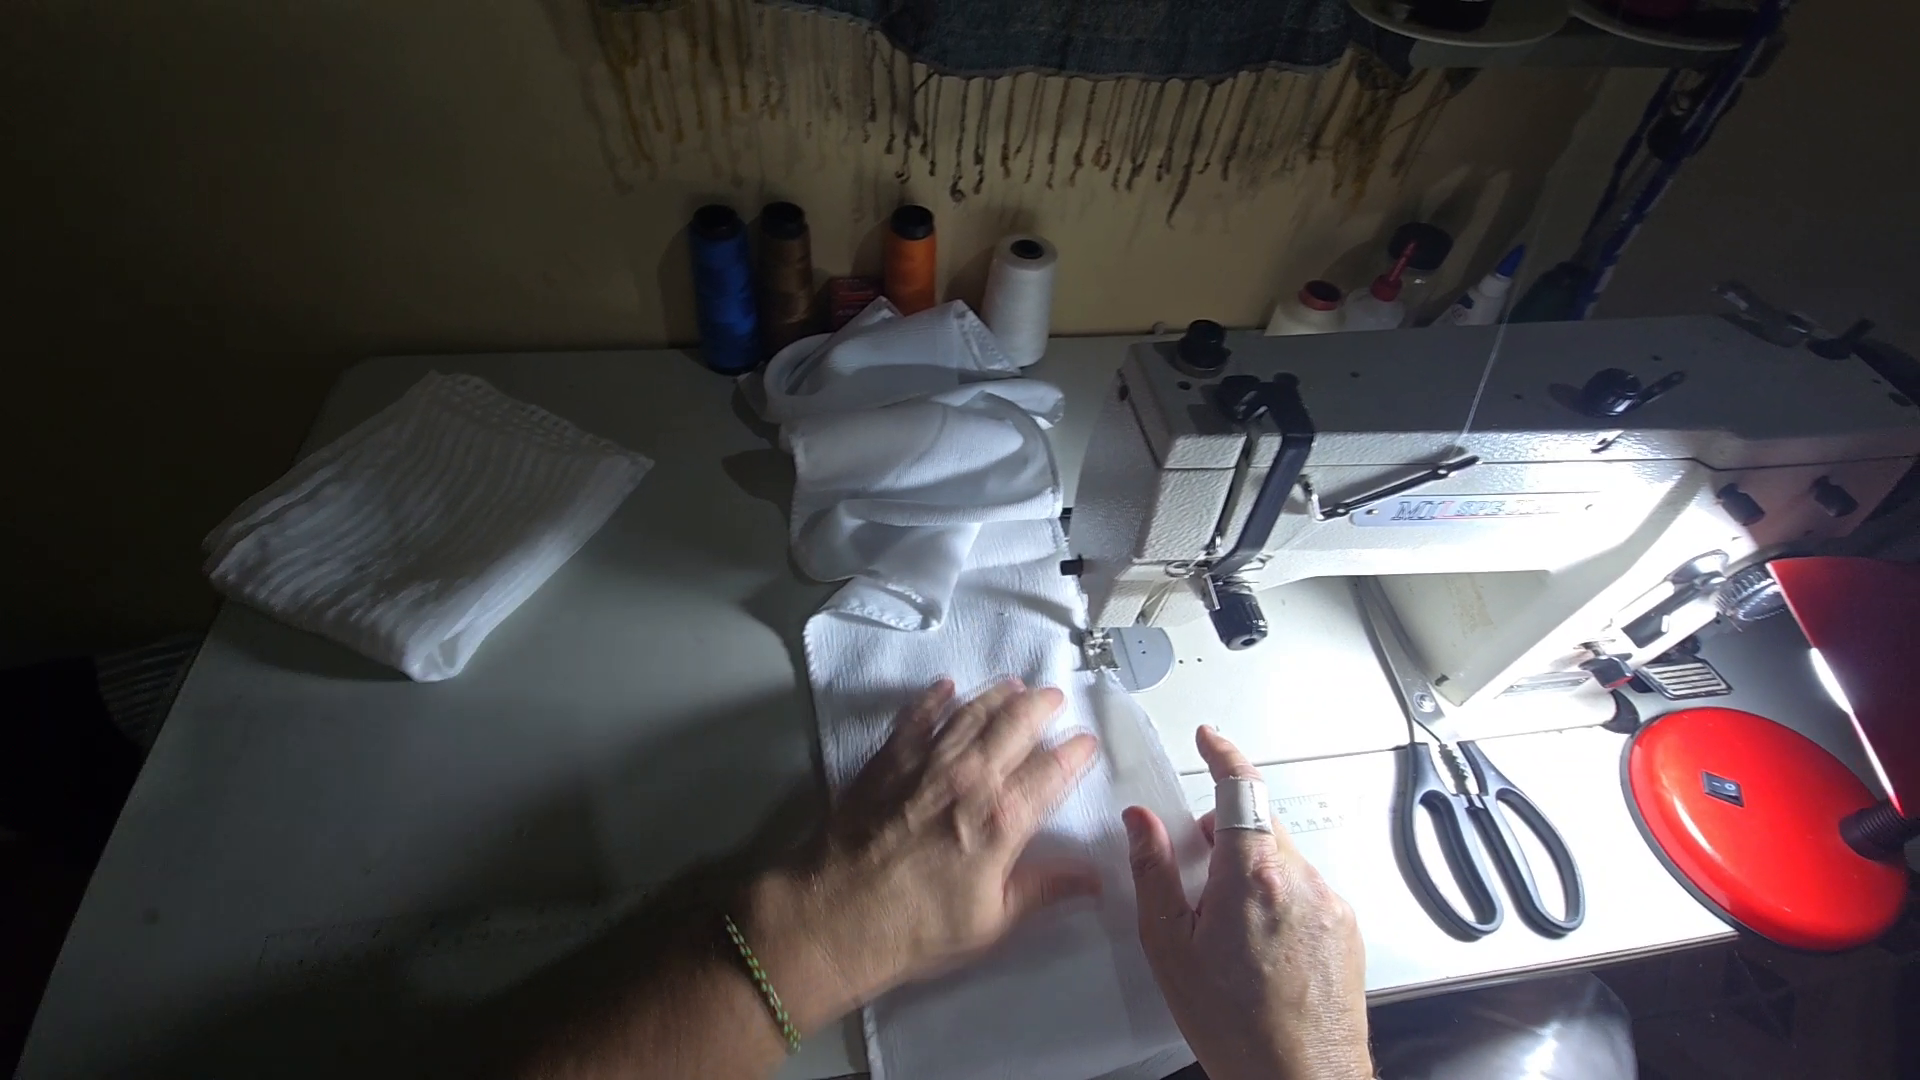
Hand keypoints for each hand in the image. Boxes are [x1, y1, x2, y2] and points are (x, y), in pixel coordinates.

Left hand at [743, 678, 1101, 1031]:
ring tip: (1015, 685)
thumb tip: (1096, 878)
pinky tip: (946, 686)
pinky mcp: (890, 756)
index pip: (1051, 772)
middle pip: (1015, 725)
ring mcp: (928, 761)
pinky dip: (934, 697)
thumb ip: (1044, 889)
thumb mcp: (990, 921)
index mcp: (1002, 819)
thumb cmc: (917, 928)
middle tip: (1054, 697)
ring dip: (997, 694)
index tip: (1088, 741)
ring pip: (972, 712)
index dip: (1074, 752)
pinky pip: (918, 715)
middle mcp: (971, 777)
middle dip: (1041, 706)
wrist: (834, 915)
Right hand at [1125, 727, 1370, 1079]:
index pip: (1240, 788)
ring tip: (1231, 926)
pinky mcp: (1345, 925)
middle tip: (1201, 879)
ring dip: (1252, 867)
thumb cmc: (1236, 1026)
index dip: (1222, 754)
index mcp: (1251, 877)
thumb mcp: (1169, 946)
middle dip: (1225, 831)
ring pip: (1280, 854)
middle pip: (1257, 822)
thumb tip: (1141, 821)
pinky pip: (1304, 884)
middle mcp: (1300, 880)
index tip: (1210, 739)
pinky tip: (1262, 942)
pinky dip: (1278, 893)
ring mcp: (1329, 903)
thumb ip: (1153, 871)